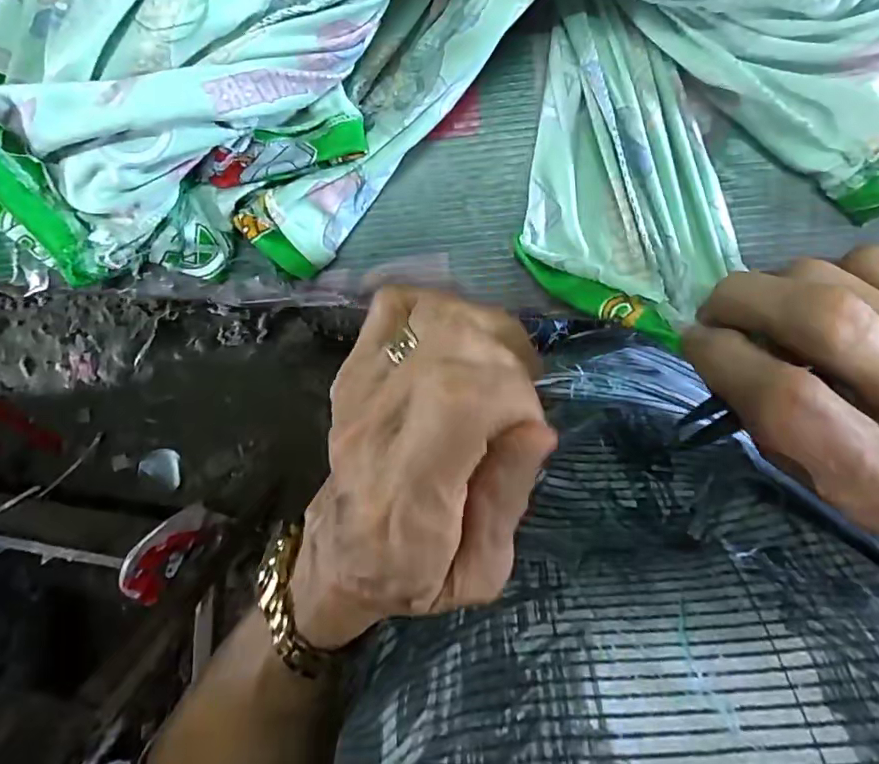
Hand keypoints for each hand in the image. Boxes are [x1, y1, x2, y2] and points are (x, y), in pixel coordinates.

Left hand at [290, 288, 557, 649]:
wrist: (340, 553)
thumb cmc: (412, 573)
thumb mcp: (480, 573)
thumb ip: (508, 498)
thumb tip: (538, 426)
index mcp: (406, 488)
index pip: (460, 396)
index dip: (513, 396)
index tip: (527, 428)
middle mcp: (376, 423)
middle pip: (451, 342)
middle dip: (508, 359)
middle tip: (519, 396)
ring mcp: (358, 385)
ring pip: (430, 314)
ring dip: (482, 329)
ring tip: (498, 365)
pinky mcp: (352, 366)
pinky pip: (394, 304)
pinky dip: (438, 307)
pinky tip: (459, 340)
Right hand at [682, 246, 878, 580]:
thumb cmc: (877, 488)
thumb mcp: (804, 472)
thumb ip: (757, 408)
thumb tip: (711, 337)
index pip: (791, 397)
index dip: (725, 356)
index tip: (694, 341)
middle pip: (822, 317)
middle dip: (742, 298)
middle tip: (715, 309)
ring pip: (833, 275)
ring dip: (778, 286)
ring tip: (775, 312)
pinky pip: (871, 261)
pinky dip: (830, 274)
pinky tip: (837, 303)